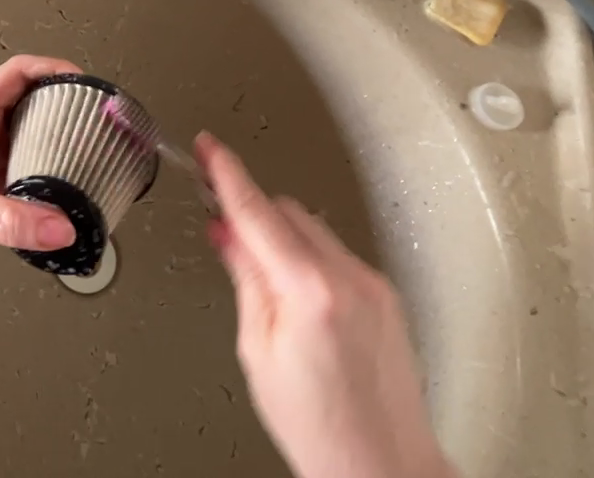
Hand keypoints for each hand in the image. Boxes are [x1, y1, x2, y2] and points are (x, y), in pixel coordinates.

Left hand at [0, 55, 81, 281]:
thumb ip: (6, 219)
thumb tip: (59, 225)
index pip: (17, 74)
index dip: (52, 68)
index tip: (84, 81)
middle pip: (32, 105)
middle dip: (66, 108)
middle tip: (99, 123)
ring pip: (32, 140)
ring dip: (60, 145)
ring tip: (93, 156)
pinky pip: (27, 173)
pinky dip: (49, 179)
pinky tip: (66, 194)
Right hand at [196, 132, 453, 477]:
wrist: (384, 469)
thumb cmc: (319, 427)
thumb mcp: (258, 349)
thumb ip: (245, 277)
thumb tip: (225, 232)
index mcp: (309, 291)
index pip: (257, 211)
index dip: (226, 173)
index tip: (208, 147)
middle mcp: (349, 278)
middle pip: (285, 211)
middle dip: (250, 210)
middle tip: (218, 220)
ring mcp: (372, 285)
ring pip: (310, 227)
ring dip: (277, 232)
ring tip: (254, 265)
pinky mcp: (384, 295)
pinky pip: (333, 251)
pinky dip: (304, 252)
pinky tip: (290, 284)